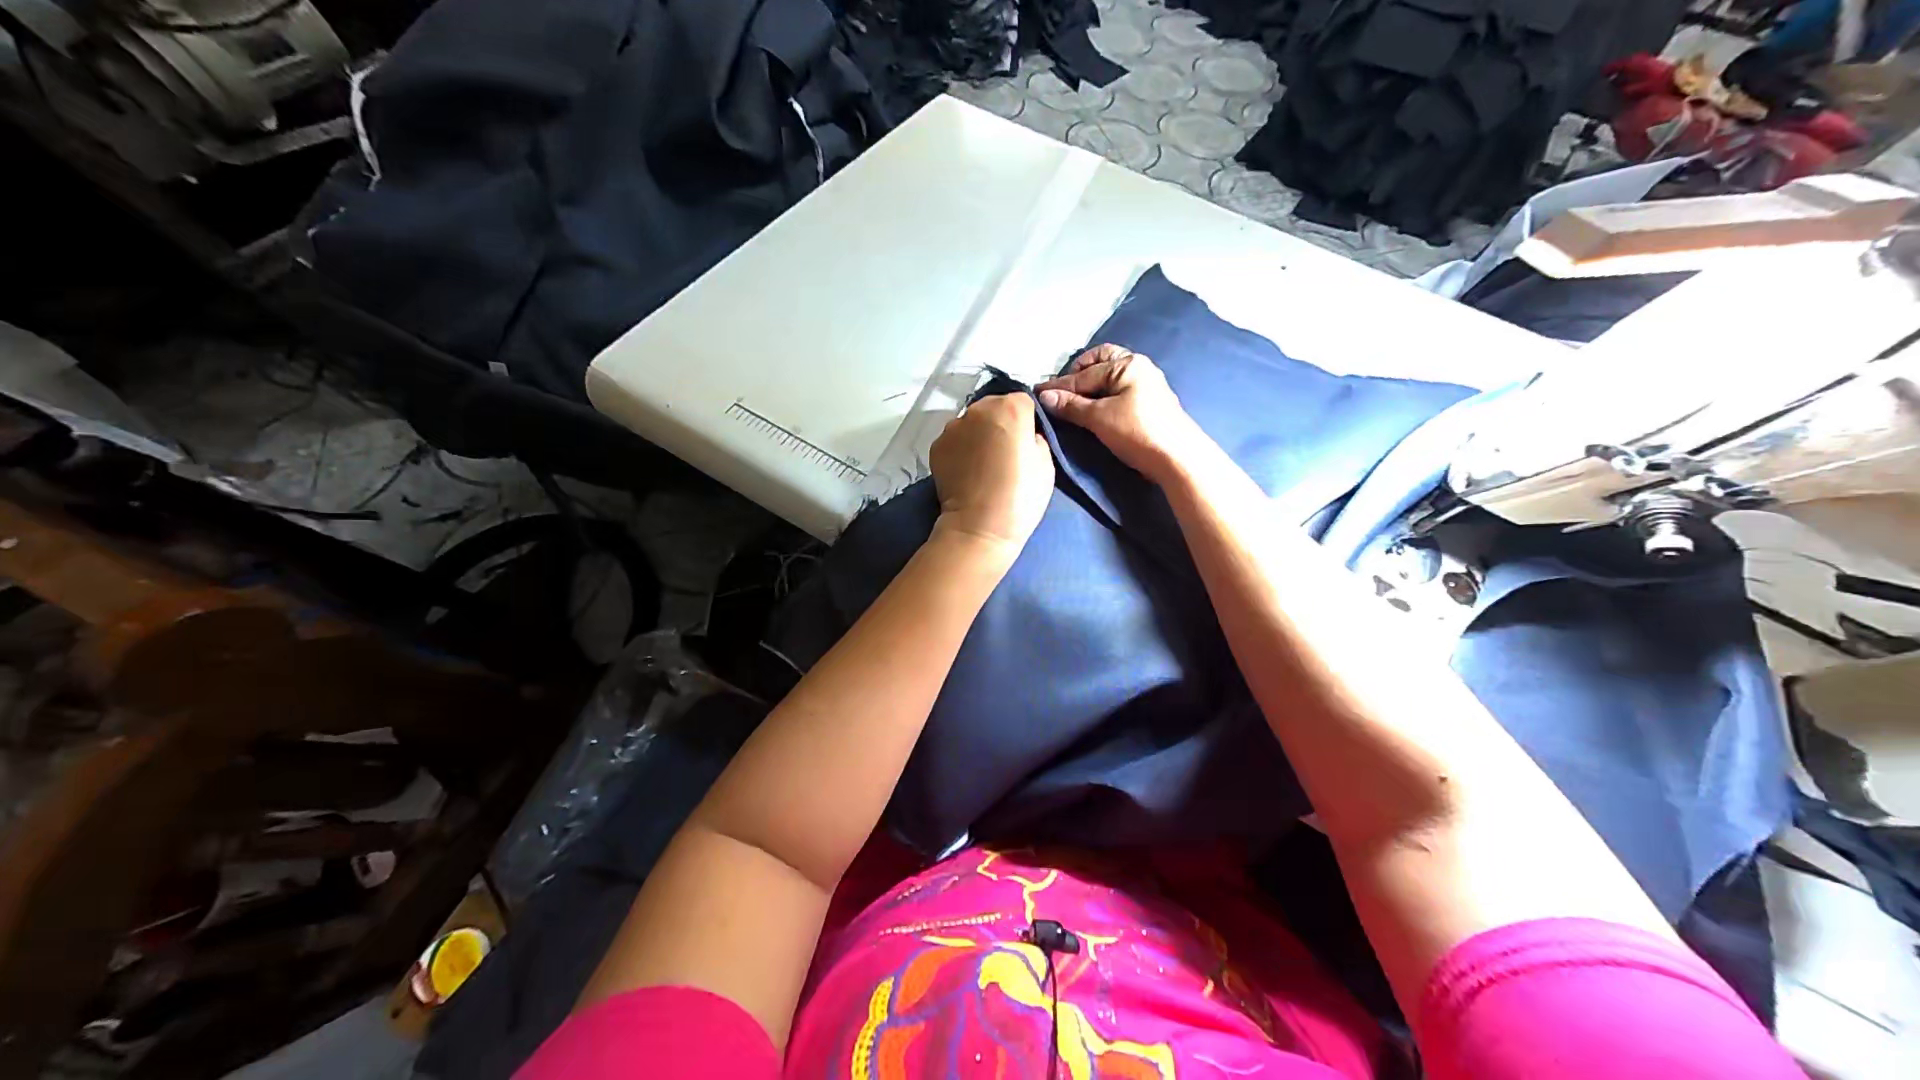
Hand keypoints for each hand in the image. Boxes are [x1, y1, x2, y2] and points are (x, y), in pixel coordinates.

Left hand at [929, 392, 1054, 558]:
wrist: (979, 527)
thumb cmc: (1020, 498)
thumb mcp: (1046, 464)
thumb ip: (1035, 439)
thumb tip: (1025, 436)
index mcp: (1011, 408)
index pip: (1022, 401)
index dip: (1026, 421)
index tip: (1025, 443)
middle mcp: (979, 410)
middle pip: (994, 407)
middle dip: (1000, 424)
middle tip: (1004, 455)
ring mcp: (953, 427)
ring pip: (971, 423)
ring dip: (978, 436)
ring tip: (983, 466)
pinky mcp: (936, 446)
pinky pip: (954, 441)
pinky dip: (960, 450)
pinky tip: (967, 473)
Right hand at [1036, 345, 1205, 483]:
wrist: (1178, 459)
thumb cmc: (1138, 432)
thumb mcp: (1099, 418)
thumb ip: (1071, 405)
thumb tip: (1044, 396)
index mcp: (1127, 364)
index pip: (1084, 374)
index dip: (1059, 385)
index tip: (1037, 394)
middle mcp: (1138, 368)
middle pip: (1100, 363)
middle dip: (1078, 374)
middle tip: (1060, 392)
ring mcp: (1146, 386)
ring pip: (1110, 378)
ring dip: (1090, 387)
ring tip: (1072, 402)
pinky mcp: (1149, 405)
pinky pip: (1118, 392)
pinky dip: (1102, 397)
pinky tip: (1092, 410)